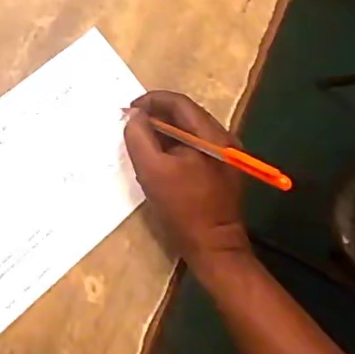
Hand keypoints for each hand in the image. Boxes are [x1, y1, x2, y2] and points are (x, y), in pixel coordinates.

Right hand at [124, 91, 248, 266]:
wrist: (215, 251)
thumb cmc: (183, 209)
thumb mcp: (152, 170)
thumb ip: (139, 136)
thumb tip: (135, 114)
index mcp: (211, 135)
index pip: (178, 102)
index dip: (150, 101)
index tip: (129, 112)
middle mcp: (223, 139)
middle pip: (184, 114)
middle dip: (155, 115)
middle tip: (132, 125)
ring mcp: (225, 155)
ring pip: (188, 130)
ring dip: (164, 131)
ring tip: (142, 141)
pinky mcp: (222, 171)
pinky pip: (194, 146)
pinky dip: (174, 145)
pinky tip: (160, 159)